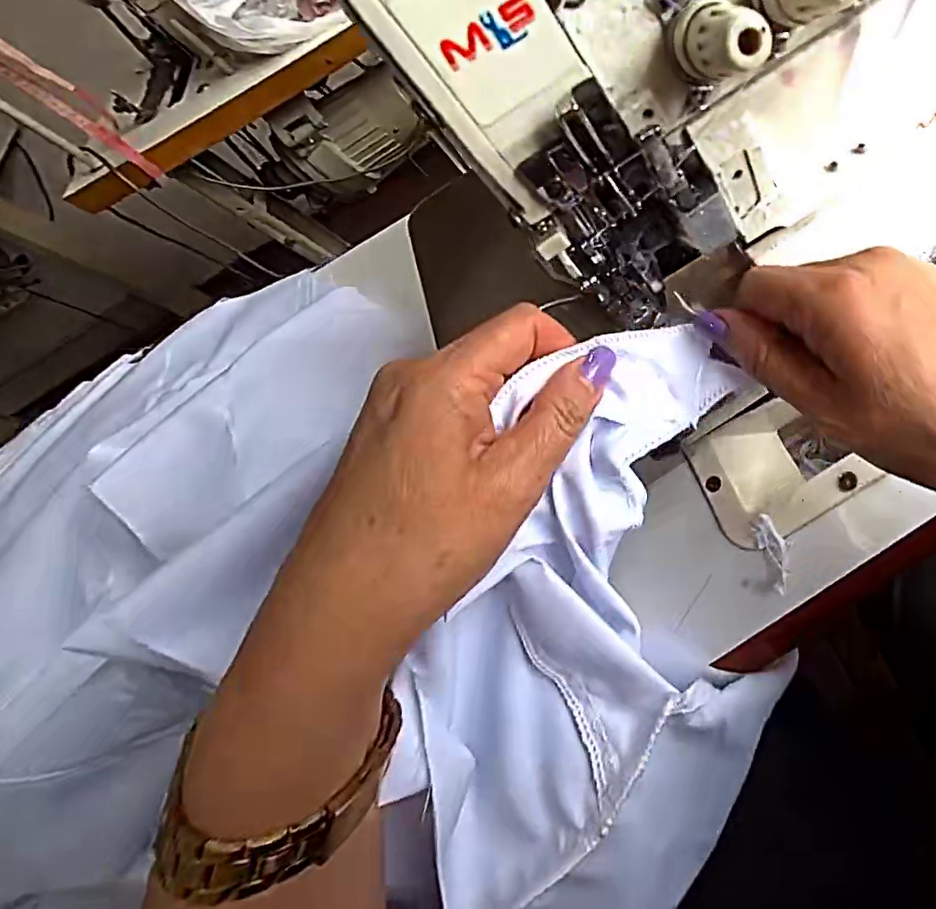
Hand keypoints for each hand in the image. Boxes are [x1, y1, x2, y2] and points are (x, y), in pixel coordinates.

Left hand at [261, 303, 614, 677]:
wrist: (340, 612)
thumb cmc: (426, 549)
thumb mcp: (515, 478)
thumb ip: (561, 413)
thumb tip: (596, 365)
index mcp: (439, 377)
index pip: (523, 323)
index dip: (565, 351)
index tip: (580, 398)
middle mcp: (407, 376)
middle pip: (499, 349)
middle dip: (539, 386)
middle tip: (547, 445)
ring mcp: (390, 402)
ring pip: (478, 379)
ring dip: (512, 409)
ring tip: (511, 468)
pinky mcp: (385, 429)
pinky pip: (451, 403)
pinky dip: (482, 425)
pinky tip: (480, 475)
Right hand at [707, 247, 935, 511]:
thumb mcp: (828, 408)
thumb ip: (766, 359)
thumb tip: (729, 328)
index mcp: (838, 295)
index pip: (753, 285)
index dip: (739, 321)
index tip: (741, 346)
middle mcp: (871, 264)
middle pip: (792, 282)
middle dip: (786, 325)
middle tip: (809, 378)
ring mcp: (903, 267)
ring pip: (829, 285)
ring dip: (823, 323)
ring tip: (857, 376)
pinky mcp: (925, 276)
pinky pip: (866, 287)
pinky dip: (858, 317)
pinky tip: (882, 362)